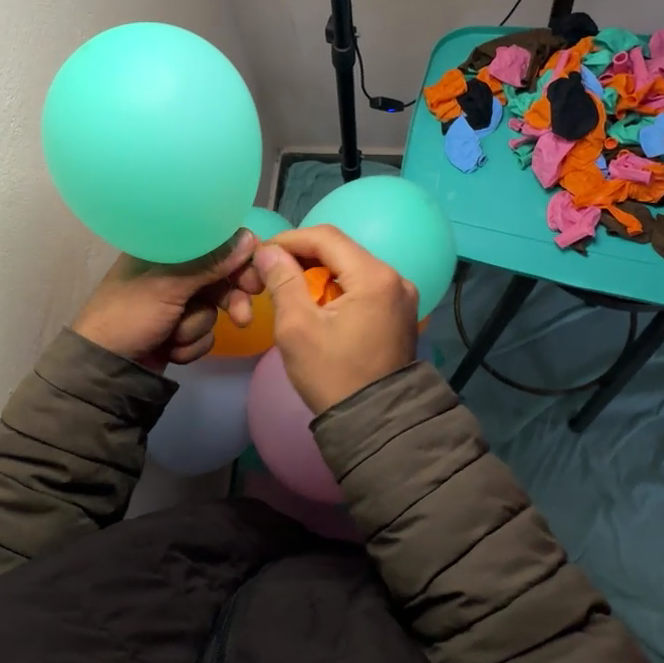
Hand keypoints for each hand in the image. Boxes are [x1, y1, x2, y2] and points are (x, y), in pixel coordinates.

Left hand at [71, 232, 265, 370]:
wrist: (104, 370)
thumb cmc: (128, 316)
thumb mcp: (169, 286)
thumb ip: (210, 263)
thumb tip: (249, 237)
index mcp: (164, 250)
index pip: (212, 243)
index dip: (238, 258)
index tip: (257, 275)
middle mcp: (171, 273)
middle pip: (220, 277)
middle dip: (229, 300)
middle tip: (242, 316)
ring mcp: (175, 304)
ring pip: (213, 310)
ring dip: (197, 328)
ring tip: (177, 338)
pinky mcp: (177, 331)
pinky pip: (204, 333)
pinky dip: (190, 344)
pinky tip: (170, 350)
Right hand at [253, 226, 417, 412]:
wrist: (376, 424)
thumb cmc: (333, 375)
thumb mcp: (297, 327)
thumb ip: (282, 281)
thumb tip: (267, 251)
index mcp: (375, 276)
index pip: (326, 237)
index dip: (289, 240)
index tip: (261, 253)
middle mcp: (395, 278)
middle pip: (341, 250)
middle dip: (303, 257)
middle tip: (270, 272)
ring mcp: (401, 296)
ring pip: (351, 267)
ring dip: (319, 272)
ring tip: (287, 287)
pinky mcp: (399, 313)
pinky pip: (363, 286)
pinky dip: (337, 287)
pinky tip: (315, 302)